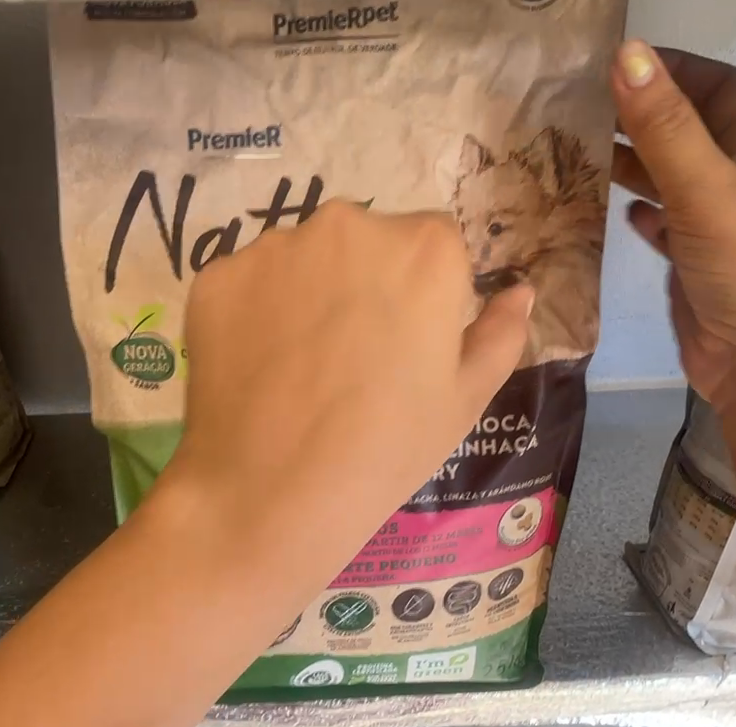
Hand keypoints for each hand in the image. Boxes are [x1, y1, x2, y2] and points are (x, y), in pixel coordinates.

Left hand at [155, 201, 533, 576]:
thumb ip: (500, 335)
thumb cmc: (386, 451)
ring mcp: (274, 248)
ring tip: (299, 372)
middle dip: (365, 285)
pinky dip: (255, 317)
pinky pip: (248, 287)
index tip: (405, 350)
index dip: (424, 298)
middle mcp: (349, 224)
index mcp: (425, 248)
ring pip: (303, 260)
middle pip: (366, 243)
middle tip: (350, 363)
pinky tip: (258, 371)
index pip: (435, 247)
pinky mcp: (217, 277)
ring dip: (308, 295)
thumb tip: (519, 291)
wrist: (272, 494)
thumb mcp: (464, 402)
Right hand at [610, 42, 735, 412]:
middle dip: (645, 114)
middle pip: (693, 128)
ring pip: (676, 176)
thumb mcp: (706, 190)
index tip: (615, 62)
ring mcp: (724, 222)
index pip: (718, 85)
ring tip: (583, 153)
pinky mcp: (700, 262)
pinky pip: (668, 222)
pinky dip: (644, 211)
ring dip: (637, 163)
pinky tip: (617, 210)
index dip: (672, 68)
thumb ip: (665, 127)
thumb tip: (626, 54)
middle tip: (583, 107)